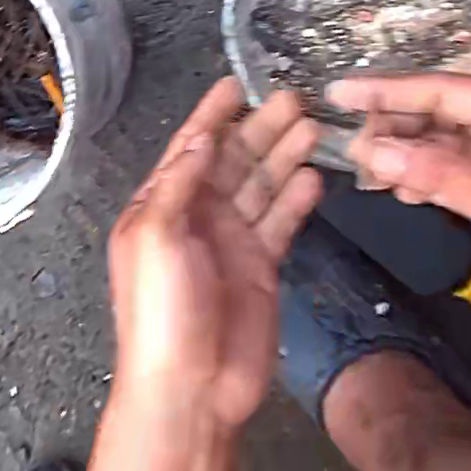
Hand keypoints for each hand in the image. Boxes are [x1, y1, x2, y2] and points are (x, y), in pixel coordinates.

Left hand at [108, 77, 324, 429]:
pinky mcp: (260, 263)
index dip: (212, 114)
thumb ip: (178, 184)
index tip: (235, 83)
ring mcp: (230, 237)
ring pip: (261, 183)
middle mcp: (197, 212)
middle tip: (291, 98)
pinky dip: (296, 198)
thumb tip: (197, 139)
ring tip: (310, 126)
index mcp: (162, 202)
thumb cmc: (161, 309)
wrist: (192, 387)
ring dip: (284, 155)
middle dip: (260, 128)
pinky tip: (314, 176)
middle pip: (233, 159)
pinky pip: (280, 220)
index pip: (190, 146)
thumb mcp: (156, 236)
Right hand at [328, 73, 470, 367]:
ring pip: (447, 136)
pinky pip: (464, 161)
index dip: (385, 90)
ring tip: (374, 177)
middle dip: (394, 128)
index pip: (443, 89)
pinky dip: (432, 173)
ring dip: (409, 153)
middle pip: (441, 109)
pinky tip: (409, 190)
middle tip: (355, 155)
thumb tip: (371, 152)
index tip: (336, 92)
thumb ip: (441, 176)